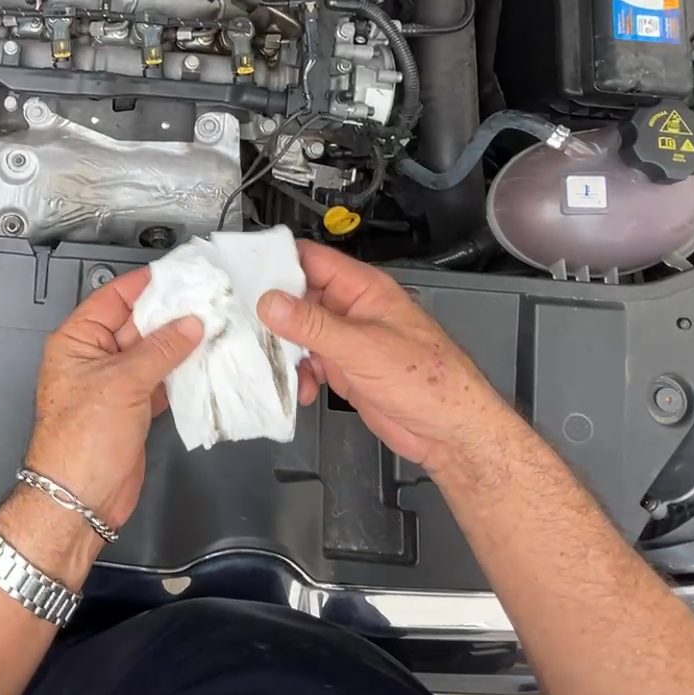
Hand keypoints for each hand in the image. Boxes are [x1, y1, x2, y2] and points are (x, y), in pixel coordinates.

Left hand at [25, 268, 203, 531]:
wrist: (80, 499)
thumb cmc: (81, 440)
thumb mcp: (122, 383)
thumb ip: (160, 350)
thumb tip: (189, 324)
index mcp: (77, 339)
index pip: (114, 297)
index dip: (146, 284)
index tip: (180, 274)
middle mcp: (94, 356)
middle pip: (136, 322)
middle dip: (170, 313)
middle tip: (207, 299)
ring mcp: (114, 382)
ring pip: (152, 351)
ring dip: (180, 342)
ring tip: (215, 326)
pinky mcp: (132, 406)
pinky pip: (160, 378)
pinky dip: (181, 372)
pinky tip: (206, 362)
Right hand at [258, 241, 517, 475]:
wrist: (452, 435)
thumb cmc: (428, 382)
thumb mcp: (363, 347)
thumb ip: (313, 324)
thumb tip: (270, 301)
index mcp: (362, 289)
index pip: (311, 259)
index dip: (277, 260)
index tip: (241, 272)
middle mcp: (351, 308)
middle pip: (298, 295)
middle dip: (272, 310)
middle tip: (243, 322)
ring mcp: (346, 338)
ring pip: (298, 330)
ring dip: (282, 347)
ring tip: (269, 362)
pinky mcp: (343, 366)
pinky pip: (308, 360)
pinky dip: (298, 372)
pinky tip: (300, 388)